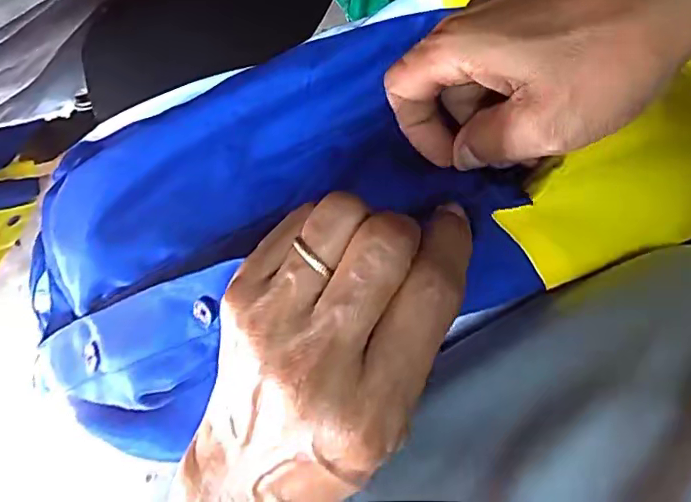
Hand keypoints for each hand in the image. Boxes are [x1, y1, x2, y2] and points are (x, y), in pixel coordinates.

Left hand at [178, 192, 470, 501]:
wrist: (240, 477)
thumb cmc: (336, 441)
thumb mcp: (402, 406)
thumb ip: (427, 322)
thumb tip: (447, 225)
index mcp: (371, 404)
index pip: (430, 289)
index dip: (451, 240)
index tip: (451, 222)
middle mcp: (316, 361)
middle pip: (385, 242)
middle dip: (406, 228)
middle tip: (402, 247)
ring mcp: (269, 325)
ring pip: (339, 215)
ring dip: (364, 217)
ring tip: (361, 244)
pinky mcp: (238, 297)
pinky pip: (299, 219)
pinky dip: (324, 222)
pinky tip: (327, 251)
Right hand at [384, 0, 690, 168]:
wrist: (671, 1)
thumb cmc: (604, 67)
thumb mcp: (543, 126)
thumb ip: (488, 145)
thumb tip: (464, 150)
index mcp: (459, 40)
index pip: (400, 86)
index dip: (417, 133)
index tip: (461, 160)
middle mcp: (475, 16)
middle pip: (441, 80)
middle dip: (467, 127)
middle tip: (514, 159)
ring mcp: (512, 7)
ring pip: (481, 70)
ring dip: (499, 111)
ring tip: (544, 139)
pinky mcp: (543, 7)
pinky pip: (511, 55)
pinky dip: (521, 88)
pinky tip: (562, 106)